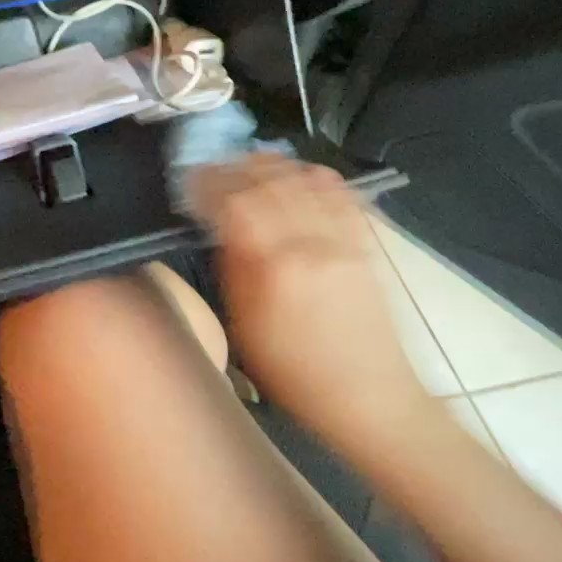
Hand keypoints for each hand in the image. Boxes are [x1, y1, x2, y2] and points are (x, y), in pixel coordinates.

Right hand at [188, 156, 438, 450]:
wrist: (369, 398)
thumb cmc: (294, 374)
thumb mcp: (244, 329)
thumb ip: (233, 271)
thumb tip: (219, 231)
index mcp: (273, 267)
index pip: (235, 201)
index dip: (210, 183)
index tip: (192, 180)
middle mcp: (310, 244)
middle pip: (269, 182)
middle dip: (237, 167)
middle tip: (215, 167)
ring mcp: (343, 241)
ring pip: (305, 180)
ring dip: (275, 165)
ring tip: (252, 163)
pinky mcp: (366, 246)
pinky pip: (343, 195)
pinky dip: (318, 176)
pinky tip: (300, 173)